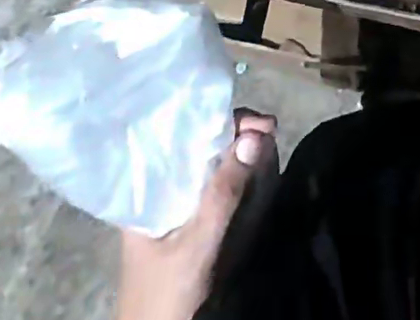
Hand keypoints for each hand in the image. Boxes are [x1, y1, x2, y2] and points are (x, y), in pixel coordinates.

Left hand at [116, 111, 276, 319]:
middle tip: (272, 132)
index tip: (260, 123)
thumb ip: (222, 194)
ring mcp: (176, 208)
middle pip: (200, 145)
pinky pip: (216, 188)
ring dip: (241, 152)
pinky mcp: (191, 226)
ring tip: (269, 146)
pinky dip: (239, 176)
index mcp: (147, 186)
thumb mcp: (196, 246)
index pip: (184, 133)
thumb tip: (254, 135)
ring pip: (211, 164)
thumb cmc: (164, 298)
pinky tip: (259, 171)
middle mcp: (160, 188)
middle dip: (237, 134)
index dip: (223, 121)